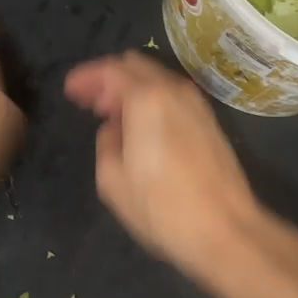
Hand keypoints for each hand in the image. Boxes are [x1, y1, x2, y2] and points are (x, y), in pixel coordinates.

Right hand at [64, 51, 262, 278]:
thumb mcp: (113, 181)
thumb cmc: (163, 207)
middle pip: (135, 65)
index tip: (70, 89)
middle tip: (92, 102)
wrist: (227, 231)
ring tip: (114, 115)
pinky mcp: (209, 121)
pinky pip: (171, 94)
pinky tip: (143, 126)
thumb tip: (115, 129)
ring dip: (132, 87)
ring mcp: (195, 103)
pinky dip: (152, 99)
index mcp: (146, 97)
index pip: (110, 69)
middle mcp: (172, 90)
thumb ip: (106, 142)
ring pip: (156, 78)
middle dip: (109, 78)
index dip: (86, 76)